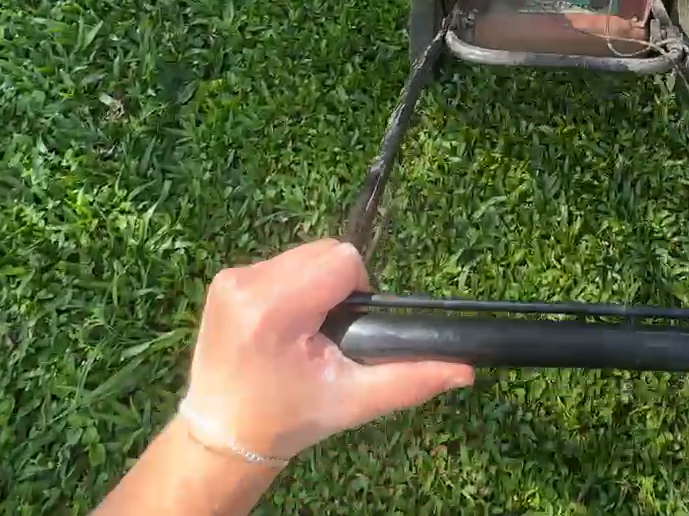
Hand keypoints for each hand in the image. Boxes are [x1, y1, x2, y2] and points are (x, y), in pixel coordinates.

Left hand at [180, 239, 473, 460]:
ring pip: (306, 252)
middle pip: (325, 251)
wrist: (221, 437)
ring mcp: (230, 278)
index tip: (343, 328)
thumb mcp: (353, 401)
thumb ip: (411, 379)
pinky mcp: (224, 278)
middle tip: (326, 333)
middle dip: (336, 286)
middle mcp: (246, 284)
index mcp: (274, 310)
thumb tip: (466, 369)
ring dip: (316, 284)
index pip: (342, 259)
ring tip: (306, 329)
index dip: (355, 289)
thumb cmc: (289, 418)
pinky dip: (294, 284)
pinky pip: (283, 261)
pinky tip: (284, 322)